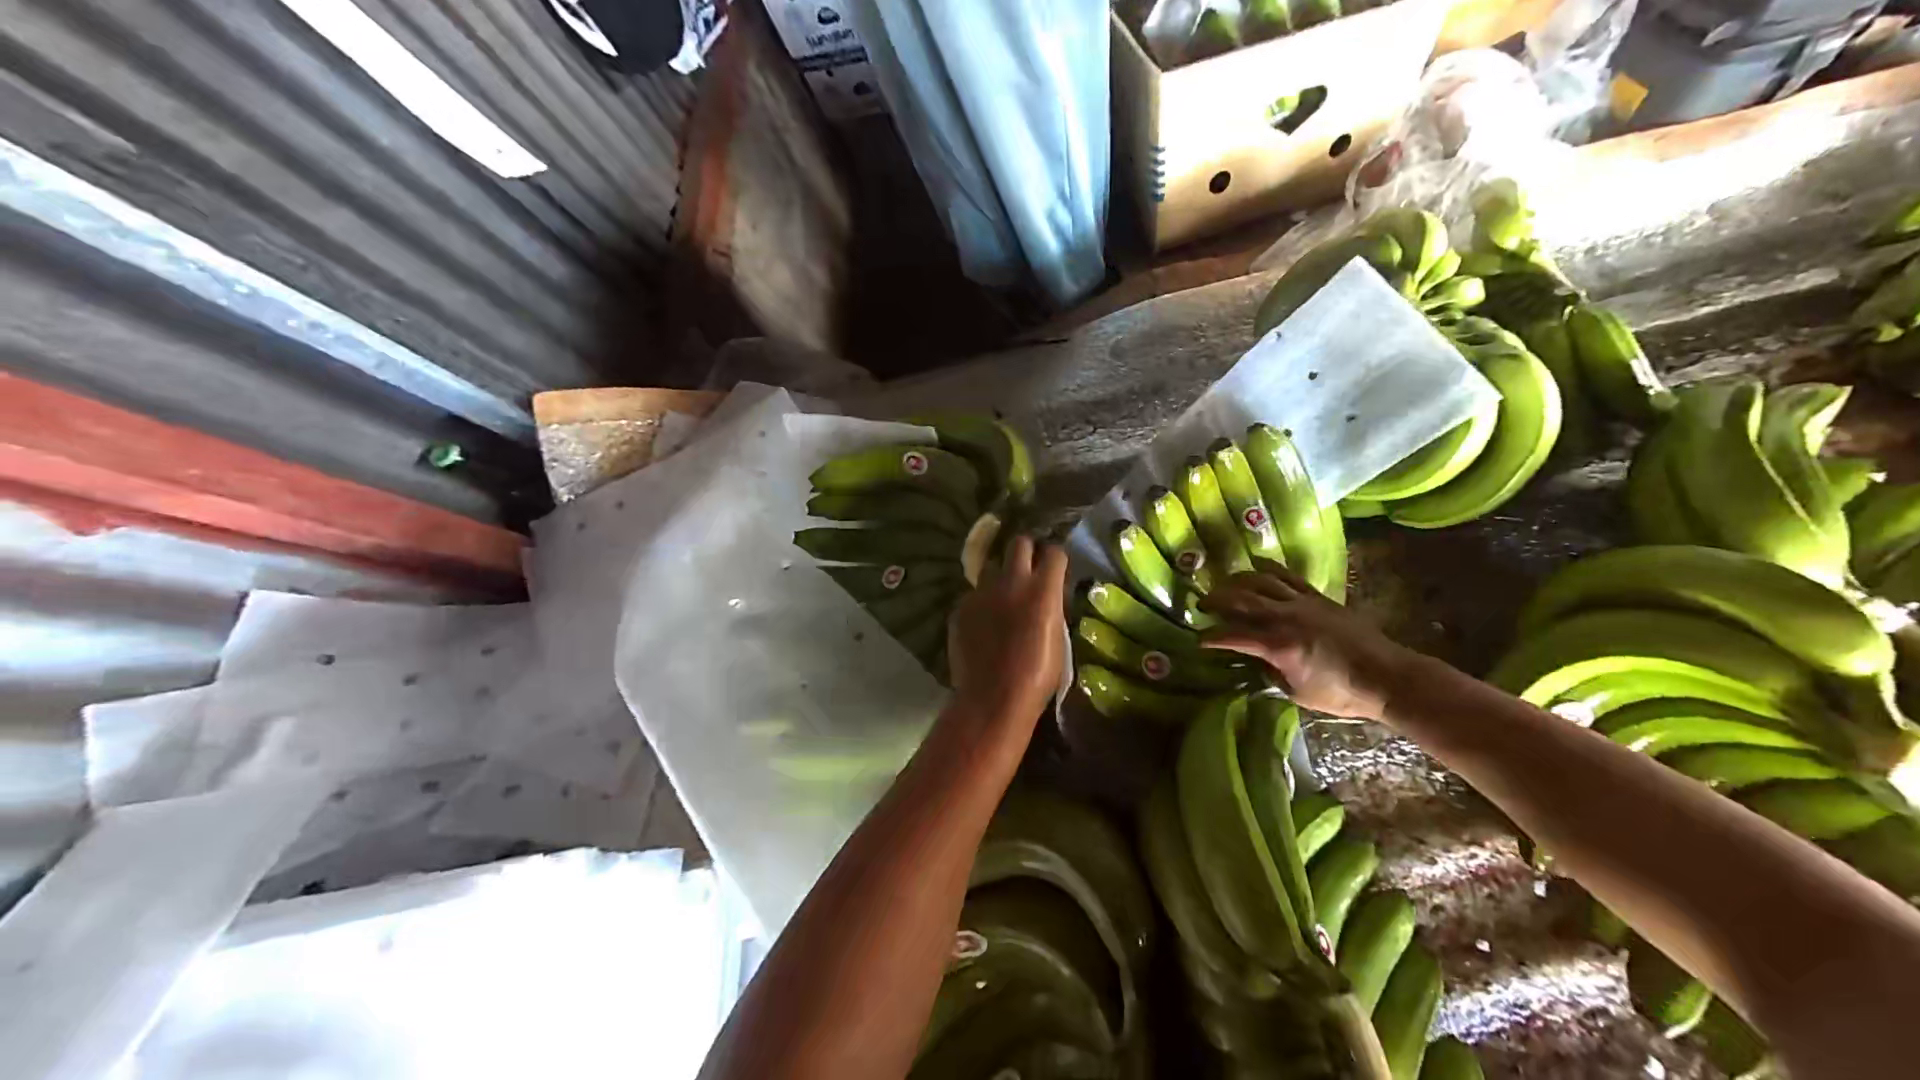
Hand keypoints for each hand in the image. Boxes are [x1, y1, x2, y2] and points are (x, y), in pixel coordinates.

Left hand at [949, 534, 1068, 721]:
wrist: (993, 697)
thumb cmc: (1038, 675)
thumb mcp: (1058, 639)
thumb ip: (1052, 609)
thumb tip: (1048, 598)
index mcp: (1043, 590)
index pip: (1054, 553)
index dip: (1055, 557)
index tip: (1055, 565)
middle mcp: (1011, 582)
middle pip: (1019, 543)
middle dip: (1026, 549)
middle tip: (1028, 563)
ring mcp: (982, 592)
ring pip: (991, 567)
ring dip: (1000, 575)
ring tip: (1002, 593)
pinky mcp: (960, 607)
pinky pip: (973, 595)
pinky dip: (981, 603)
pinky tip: (983, 622)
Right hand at [1198, 558, 1416, 719]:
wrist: (1386, 677)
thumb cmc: (1341, 693)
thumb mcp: (1297, 693)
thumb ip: (1271, 673)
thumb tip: (1256, 661)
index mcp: (1278, 647)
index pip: (1233, 636)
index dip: (1211, 637)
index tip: (1199, 639)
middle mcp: (1285, 619)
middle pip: (1241, 600)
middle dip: (1216, 600)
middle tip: (1202, 603)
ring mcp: (1302, 604)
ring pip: (1261, 582)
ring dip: (1236, 581)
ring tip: (1223, 584)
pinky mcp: (1318, 597)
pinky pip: (1287, 576)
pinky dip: (1268, 569)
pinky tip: (1255, 566)